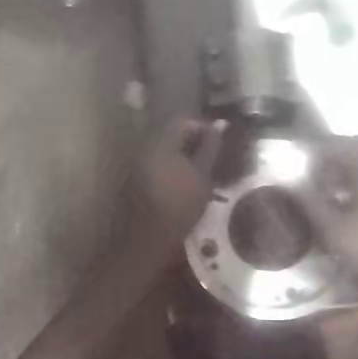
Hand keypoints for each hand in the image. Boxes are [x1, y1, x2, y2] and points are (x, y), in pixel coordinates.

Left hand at [127, 117, 226, 251]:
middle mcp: (146, 147)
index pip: (182, 121)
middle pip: (171, 133)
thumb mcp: (203, 174)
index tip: (219, 141)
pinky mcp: (136, 178)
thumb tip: (221, 124)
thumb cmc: (181, 204)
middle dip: (193, 141)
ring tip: (202, 169)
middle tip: (213, 155)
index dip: (203, 127)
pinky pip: (157, 162)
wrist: (151, 237)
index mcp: (161, 142)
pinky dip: (173, 165)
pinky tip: (186, 180)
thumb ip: (211, 147)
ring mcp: (138, 163)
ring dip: (184, 154)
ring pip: (165, 148)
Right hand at [299, 140, 357, 300]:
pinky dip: (353, 187)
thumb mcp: (335, 229)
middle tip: (309, 189)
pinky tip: (345, 210)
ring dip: (337, 177)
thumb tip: (289, 182)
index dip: (310, 156)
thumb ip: (309, 202)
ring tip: (324, 201)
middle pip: (346, 151)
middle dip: (323, 167)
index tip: (296, 177)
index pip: (332, 143)